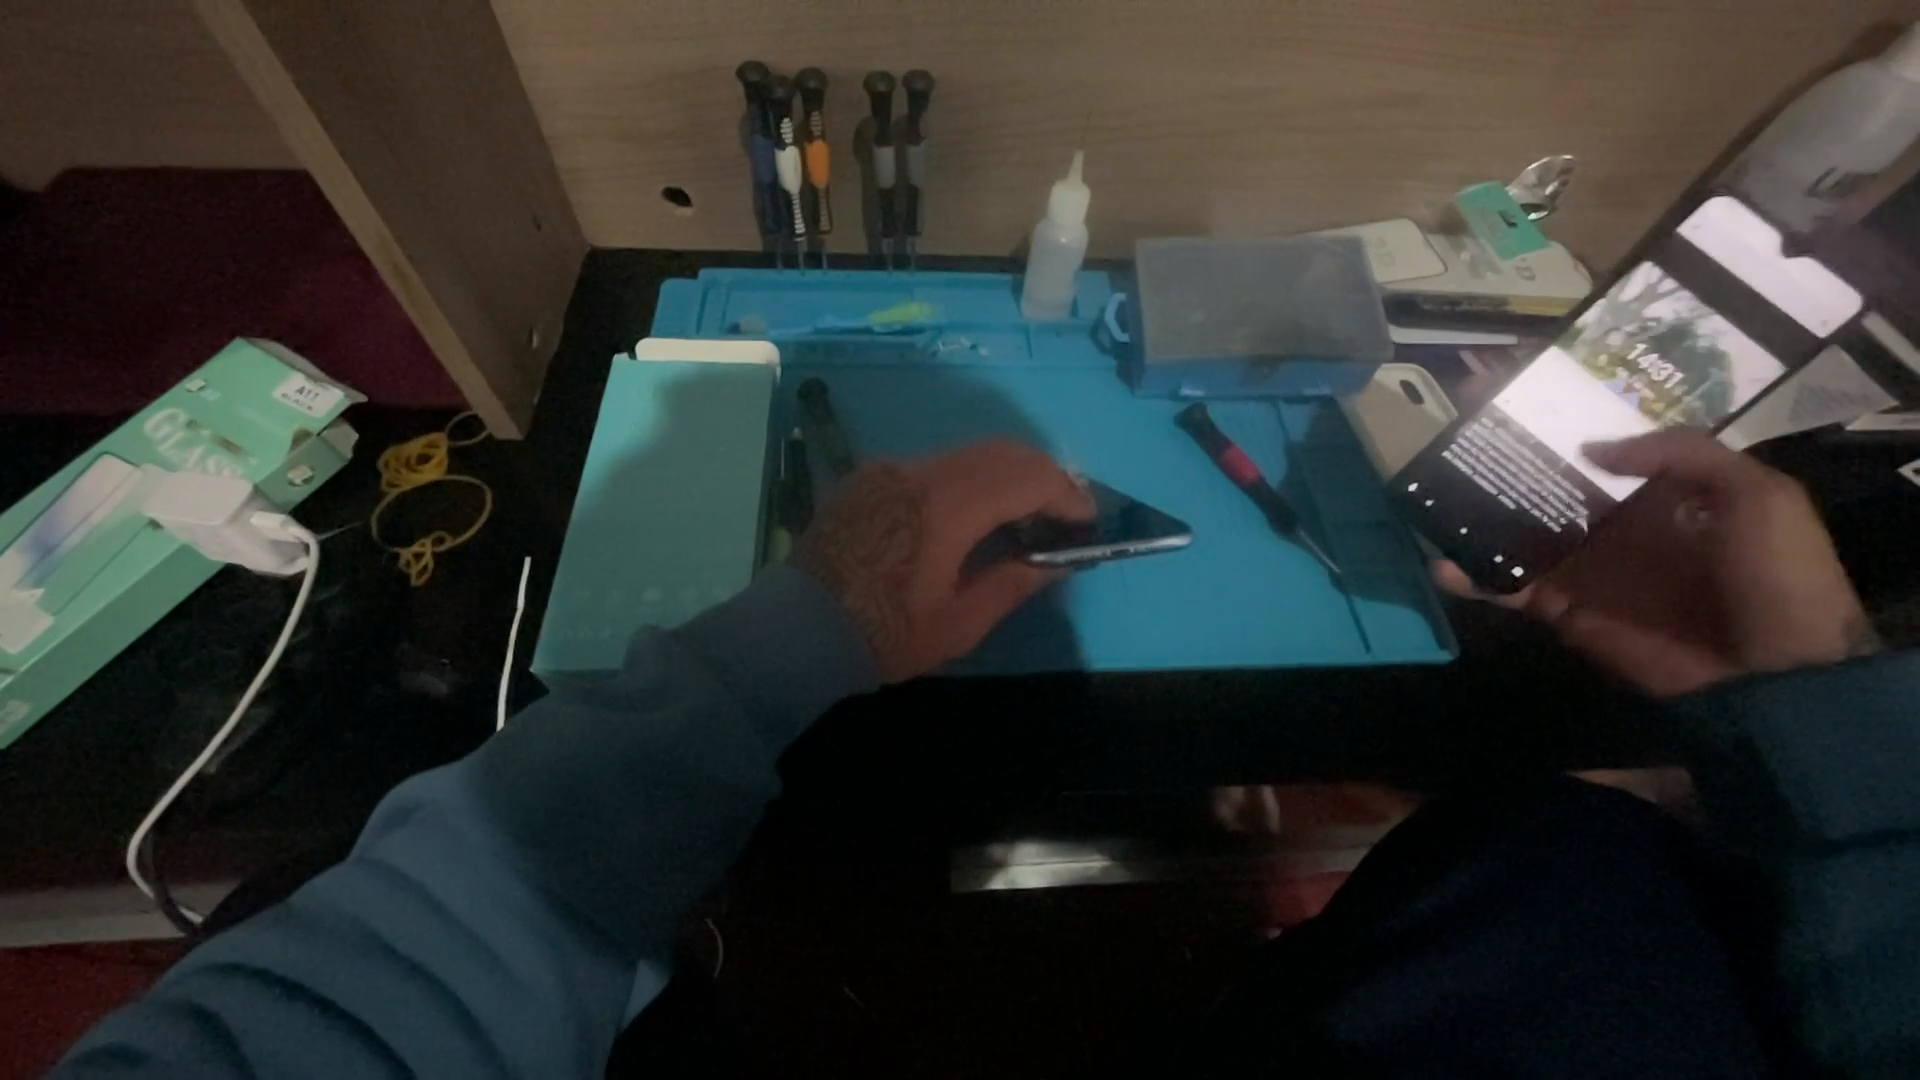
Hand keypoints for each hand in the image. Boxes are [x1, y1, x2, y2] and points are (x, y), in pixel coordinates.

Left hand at [794, 440, 1094, 681]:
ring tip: (1025, 513)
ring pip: (967, 454)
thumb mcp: (958, 624)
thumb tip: (1055, 562)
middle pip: (1001, 453)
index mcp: (946, 507)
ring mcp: (891, 469)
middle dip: (1043, 476)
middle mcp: (919, 472)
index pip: (1026, 478)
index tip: (1086, 520)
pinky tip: (973, 514)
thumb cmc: (883, 634)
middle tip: (1064, 513)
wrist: (797, 630)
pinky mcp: (871, 477)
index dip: (1065, 494)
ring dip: (1006, 475)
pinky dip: (970, 479)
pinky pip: (935, 465)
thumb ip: (1011, 584)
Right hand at [1435, 430, 1876, 696]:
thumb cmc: (1771, 577)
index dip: (1556, 415)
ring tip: (1429, 489)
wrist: (1766, 674)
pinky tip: (1440, 562)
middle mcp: (1606, 520)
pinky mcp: (1554, 604)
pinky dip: (1468, 577)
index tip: (1511, 388)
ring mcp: (1576, 563)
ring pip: (1509, 528)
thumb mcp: (1757, 498)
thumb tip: (1590, 447)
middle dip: (1499, 453)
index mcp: (1653, 491)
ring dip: (1470, 511)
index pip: (1596, 441)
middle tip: (1452, 428)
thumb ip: (1683, 455)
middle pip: (1541, 478)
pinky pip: (1501, 586)